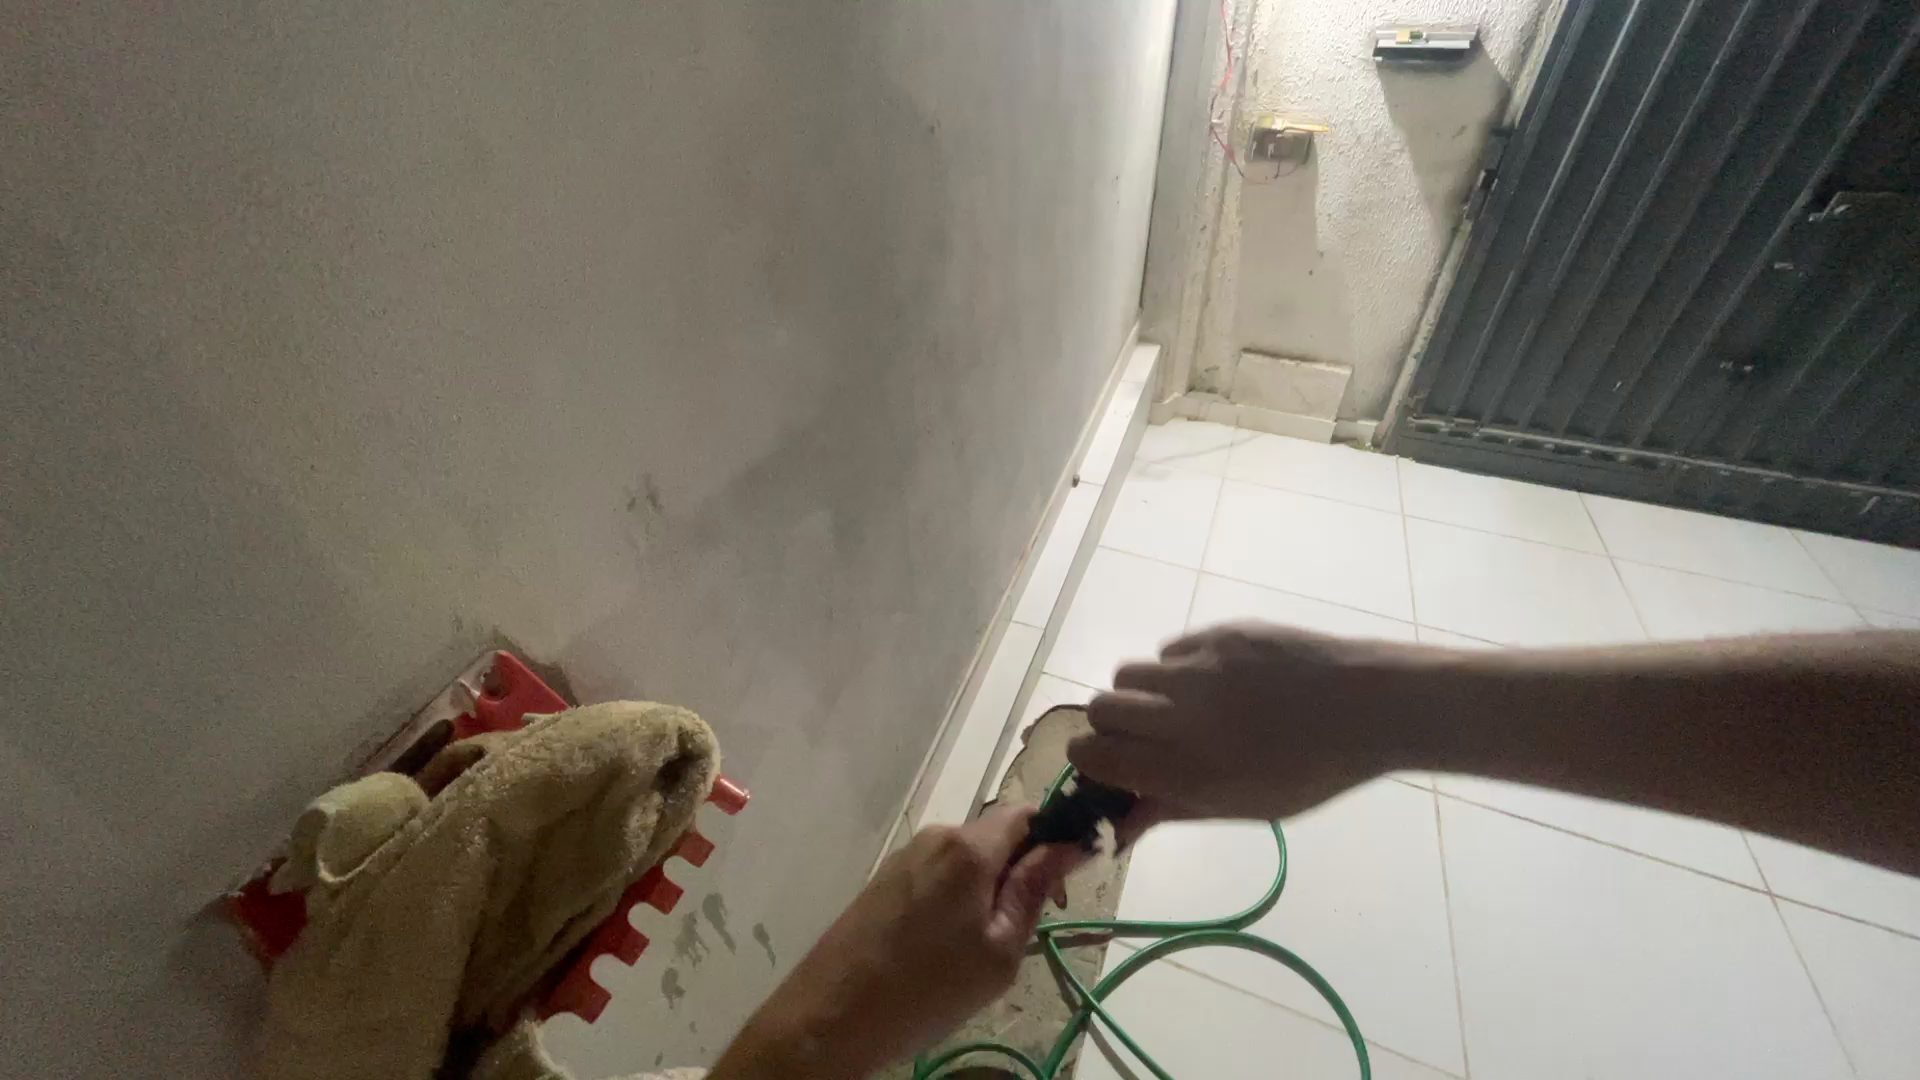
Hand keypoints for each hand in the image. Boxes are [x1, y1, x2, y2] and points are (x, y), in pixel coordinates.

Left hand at [710, 804, 1081, 1079]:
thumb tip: (1070, 845)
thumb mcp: (999, 950)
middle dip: (1019, 870)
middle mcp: (938, 835)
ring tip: (979, 946)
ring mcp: (908, 853)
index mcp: (969, 847)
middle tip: (1021, 928)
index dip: (1054, 836)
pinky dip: (957, 895)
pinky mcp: (887, 875)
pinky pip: (939, 870)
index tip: (1064, 882)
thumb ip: (1034, 889)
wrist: (831, 1015)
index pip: (1026, 813)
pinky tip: (945, 944)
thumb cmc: (927, 988)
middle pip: (996, 835)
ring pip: (968, 857)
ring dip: (988, 886)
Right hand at [1068, 623, 1435, 824]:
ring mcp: (1194, 668)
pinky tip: (1216, 679)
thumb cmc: (1310, 771)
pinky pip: (1171, 649)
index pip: (1093, 755)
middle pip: (1099, 707)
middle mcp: (1177, 715)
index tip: (1105, 763)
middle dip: (1108, 724)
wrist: (1368, 706)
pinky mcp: (1214, 634)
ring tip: (1177, 702)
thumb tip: (1120, 825)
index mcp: (1183, 768)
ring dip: (1140, 692)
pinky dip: (1178, 667)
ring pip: (1128, 673)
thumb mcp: (1242, 806)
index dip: (1089, 758)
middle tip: (1140, 734)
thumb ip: (1173, 809)